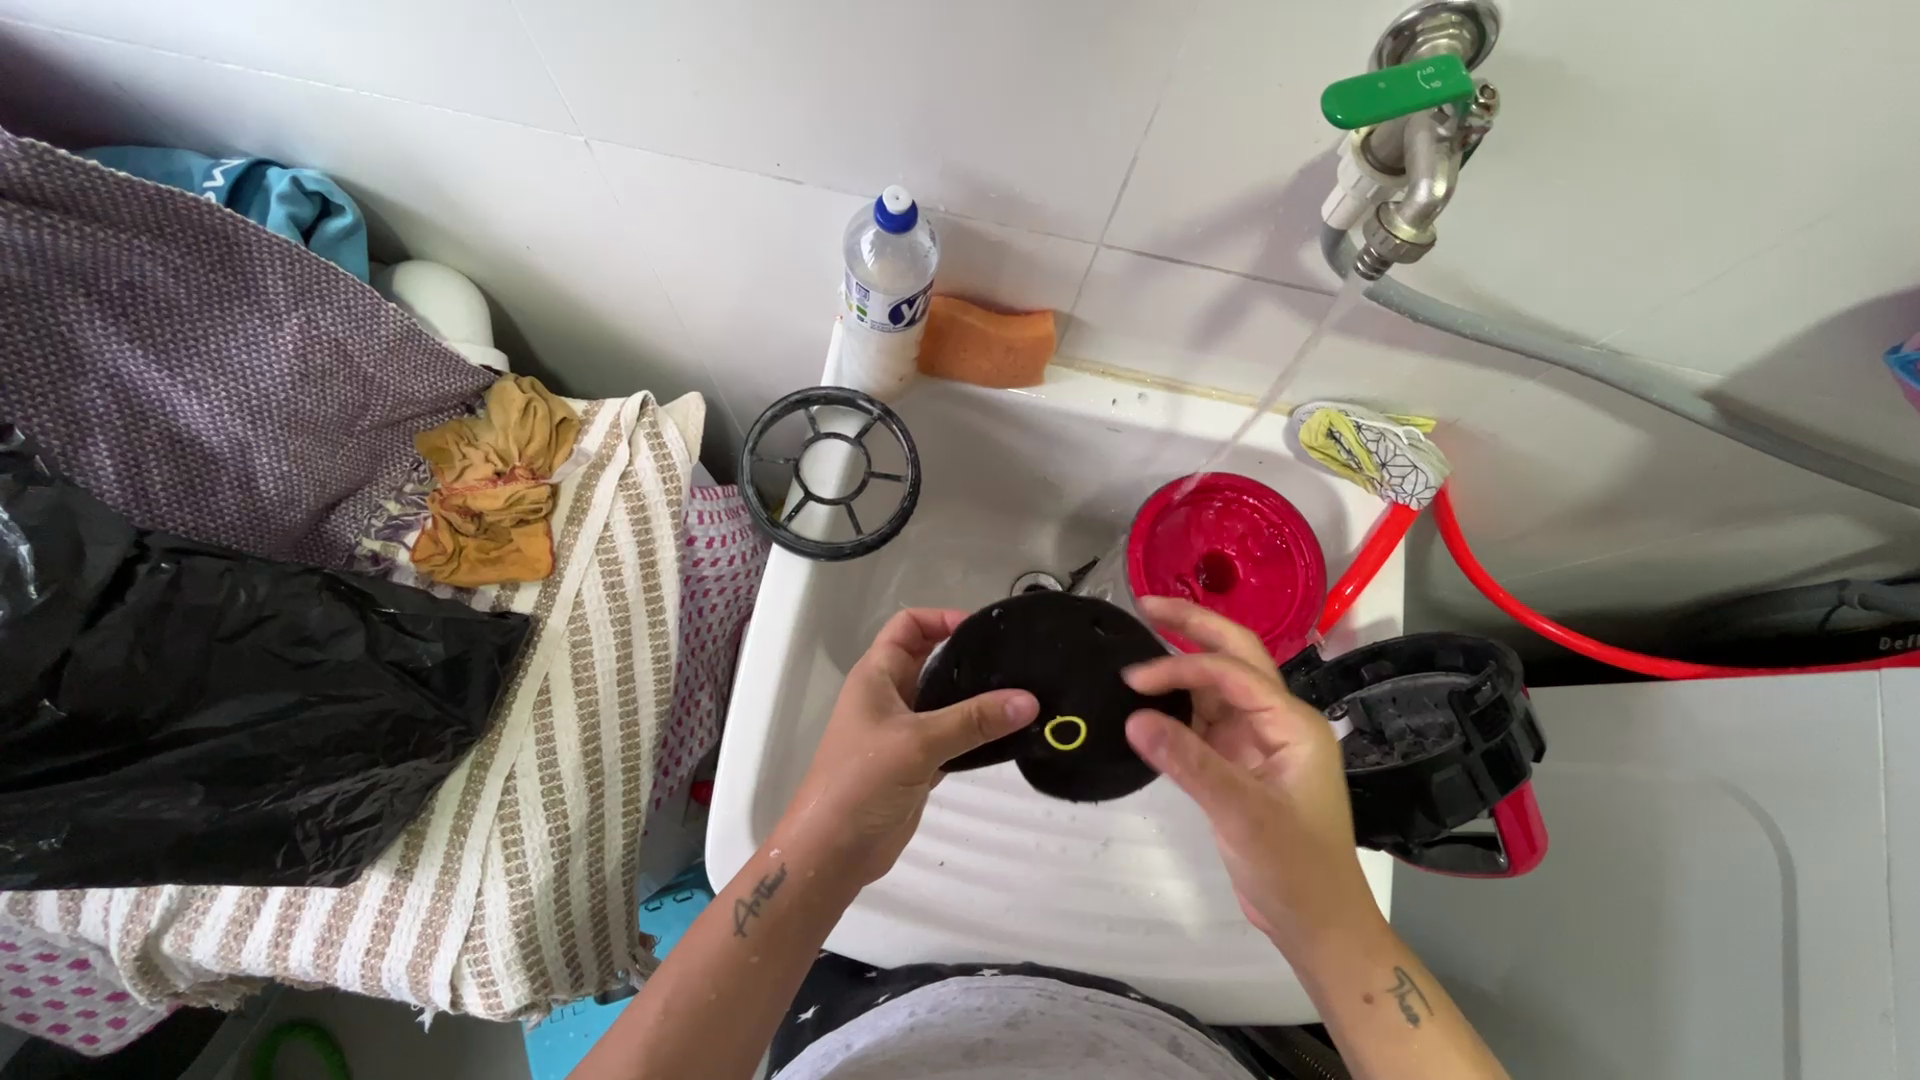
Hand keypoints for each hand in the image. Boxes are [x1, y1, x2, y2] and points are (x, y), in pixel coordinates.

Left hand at [775, 608, 1038, 887]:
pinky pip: (953, 737)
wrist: (834, 851)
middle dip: (969, 658)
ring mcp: (903, 731)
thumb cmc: (861, 782)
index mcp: (876, 676)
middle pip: (931, 661)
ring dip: (977, 699)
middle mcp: (890, 697)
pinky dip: (977, 734)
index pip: (908, 626)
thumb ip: (973, 720)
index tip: (983, 630)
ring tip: (1023, 695)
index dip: (941, 619)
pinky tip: (1010, 736)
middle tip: (1016, 662)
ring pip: (945, 701)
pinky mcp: (917, 764)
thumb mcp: (918, 742)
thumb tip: (1029, 700)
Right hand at [1122, 596, 1380, 956]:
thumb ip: (1189, 762)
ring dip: (1181, 664)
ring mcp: (1258, 741)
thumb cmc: (1294, 867)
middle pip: (1234, 656)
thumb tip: (1133, 718)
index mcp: (1292, 723)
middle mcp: (1277, 720)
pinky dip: (1176, 705)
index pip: (1230, 674)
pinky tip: (1149, 699)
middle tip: (1145, 604)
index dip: (1179, 668)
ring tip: (1139, 641)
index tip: (1132, 680)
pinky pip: (1204, 720)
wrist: (1316, 921)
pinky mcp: (1239, 762)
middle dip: (1193, 625)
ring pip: (1217, 685)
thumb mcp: (1243, 814)